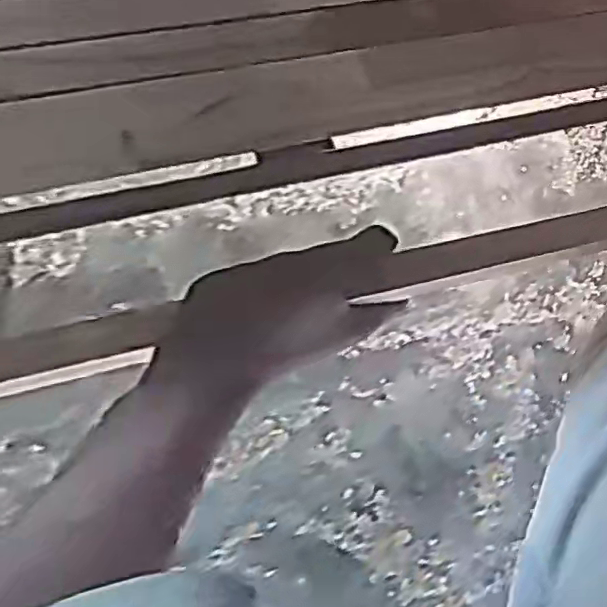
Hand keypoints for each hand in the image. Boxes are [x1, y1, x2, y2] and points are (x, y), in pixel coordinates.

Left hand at [145, 227, 403, 398]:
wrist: (207, 366)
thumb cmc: (291, 349)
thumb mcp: (348, 333)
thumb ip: (379, 311)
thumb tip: (399, 299)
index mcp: (336, 267)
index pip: (373, 239)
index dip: (381, 248)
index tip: (384, 258)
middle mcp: (299, 257)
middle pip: (331, 253)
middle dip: (339, 268)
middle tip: (340, 294)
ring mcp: (255, 265)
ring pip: (292, 265)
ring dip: (301, 279)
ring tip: (297, 310)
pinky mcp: (218, 279)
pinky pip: (252, 277)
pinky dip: (261, 290)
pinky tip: (258, 315)